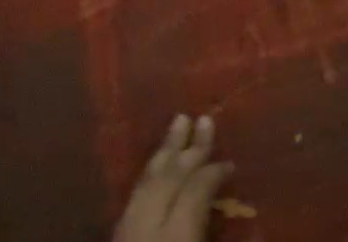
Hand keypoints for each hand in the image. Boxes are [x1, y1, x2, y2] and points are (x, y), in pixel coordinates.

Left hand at [113, 115, 233, 241]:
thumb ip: (213, 229)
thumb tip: (230, 208)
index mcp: (176, 234)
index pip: (195, 191)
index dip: (213, 174)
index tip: (230, 162)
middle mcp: (147, 222)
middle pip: (169, 177)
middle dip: (187, 147)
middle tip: (203, 118)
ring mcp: (126, 225)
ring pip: (147, 179)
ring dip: (165, 151)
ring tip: (179, 122)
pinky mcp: (117, 230)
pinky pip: (136, 192)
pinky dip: (150, 173)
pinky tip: (157, 163)